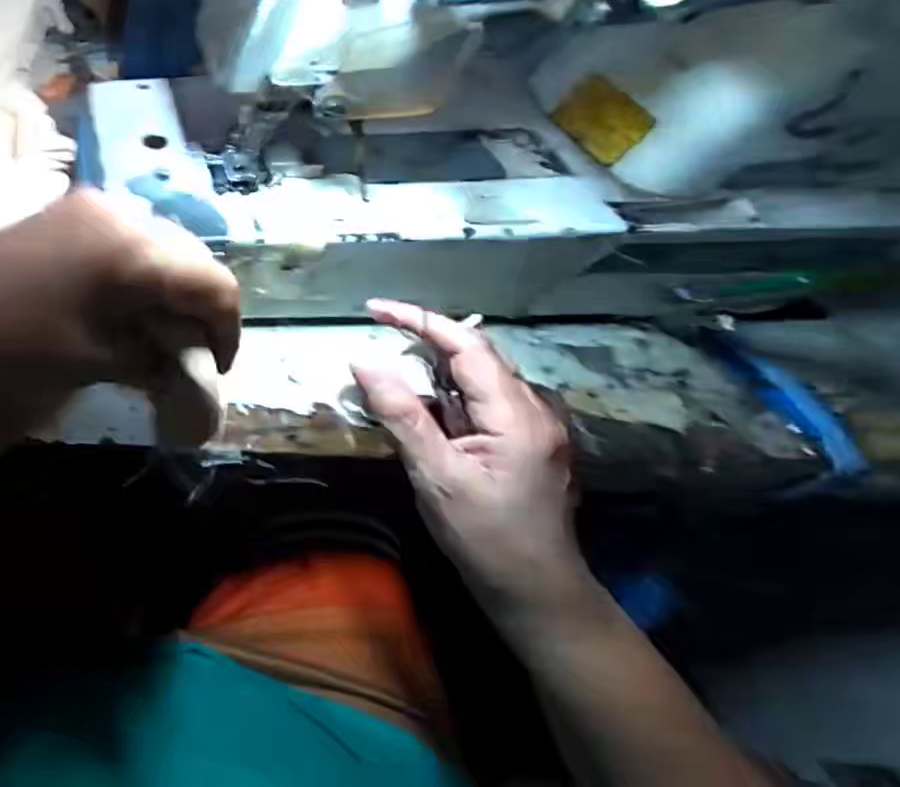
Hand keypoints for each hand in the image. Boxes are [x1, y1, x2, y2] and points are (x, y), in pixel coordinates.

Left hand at [0, 189, 240, 437]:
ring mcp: (82, 206)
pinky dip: (132, 272)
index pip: (213, 283)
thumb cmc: (10, 348)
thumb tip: (191, 367)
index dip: (225, 331)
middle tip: (184, 355)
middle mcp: (118, 210)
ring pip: (154, 244)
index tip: (214, 371)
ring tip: (150, 334)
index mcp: (135, 246)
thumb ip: (156, 357)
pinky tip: (116, 305)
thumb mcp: (95, 360)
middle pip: (187, 257)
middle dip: (195, 307)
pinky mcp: (57, 214)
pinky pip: (118, 238)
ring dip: (164, 288)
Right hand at [351, 300, 590, 616]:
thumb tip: (363, 361)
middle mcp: (533, 409)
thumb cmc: (485, 536)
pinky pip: (481, 396)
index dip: (419, 319)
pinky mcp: (524, 438)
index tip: (374, 309)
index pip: (467, 346)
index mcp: (517, 416)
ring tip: (393, 360)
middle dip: (425, 334)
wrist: (536, 590)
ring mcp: (533, 424)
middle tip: (378, 329)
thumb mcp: (434, 475)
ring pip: (479, 373)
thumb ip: (401, 414)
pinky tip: (423, 399)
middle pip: (476, 352)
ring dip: (434, 361)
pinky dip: (446, 387)